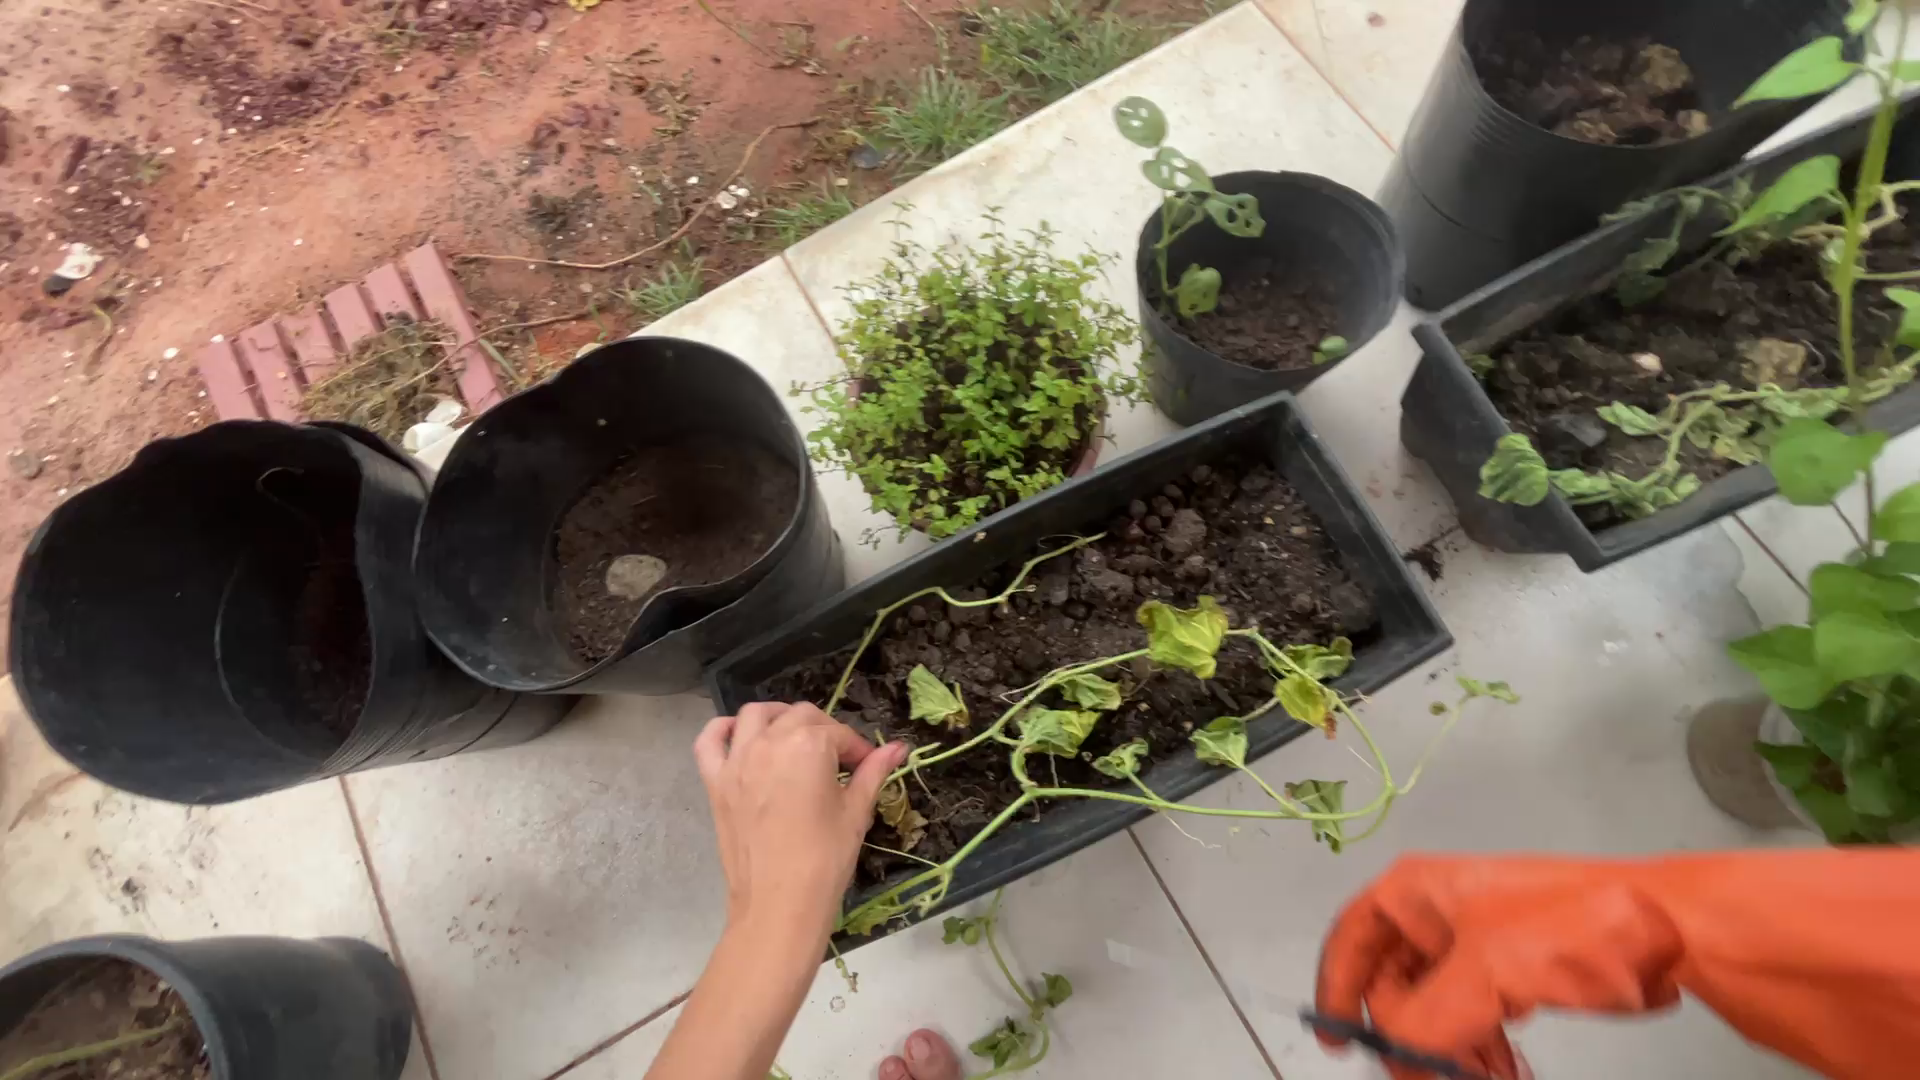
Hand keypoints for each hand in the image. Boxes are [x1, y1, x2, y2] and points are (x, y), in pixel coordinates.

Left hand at [694, 702, 905, 940]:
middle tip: (839, 760)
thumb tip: (899, 748)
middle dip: (825, 731)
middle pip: (801, 717)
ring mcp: (738, 760)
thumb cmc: (825, 858)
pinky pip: (709, 741)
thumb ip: (874, 771)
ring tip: (794, 738)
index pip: (840, 734)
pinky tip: (741, 738)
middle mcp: (770, 742)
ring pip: (756, 716)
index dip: (858, 749)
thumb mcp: (856, 811)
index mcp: (809, 745)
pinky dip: (722, 730)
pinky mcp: (716, 782)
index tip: (868, 766)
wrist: (779, 906)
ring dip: (778, 717)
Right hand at [1315, 851, 1919, 1079]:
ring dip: (1451, 1052)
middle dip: (1410, 1036)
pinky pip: (1475, 1015)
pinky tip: (1506, 1075)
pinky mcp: (1510, 968)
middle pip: (1394, 982)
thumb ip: (1428, 1020)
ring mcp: (1471, 941)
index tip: (1335, 1046)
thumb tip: (1396, 1054)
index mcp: (1410, 893)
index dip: (1336, 990)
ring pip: (1437, 1006)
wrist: (1670, 927)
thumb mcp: (1485, 973)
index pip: (1350, 940)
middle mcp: (1431, 914)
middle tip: (1430, 1079)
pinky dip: (1482, 1051)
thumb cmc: (1562, 930)